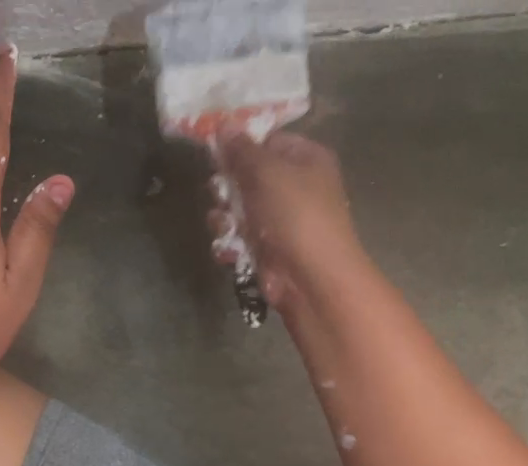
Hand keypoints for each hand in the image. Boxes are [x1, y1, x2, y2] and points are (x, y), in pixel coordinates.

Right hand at [212, 133, 366, 311]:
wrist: (311, 277)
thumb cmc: (295, 215)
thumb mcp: (267, 172)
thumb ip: (242, 150)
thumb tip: (224, 126)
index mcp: (306, 159)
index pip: (268, 142)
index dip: (242, 147)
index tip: (217, 154)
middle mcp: (294, 187)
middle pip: (248, 177)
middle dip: (228, 188)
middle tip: (221, 195)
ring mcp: (280, 222)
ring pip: (238, 211)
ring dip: (224, 220)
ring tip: (225, 228)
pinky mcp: (267, 251)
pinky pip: (239, 240)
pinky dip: (231, 245)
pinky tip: (229, 251)